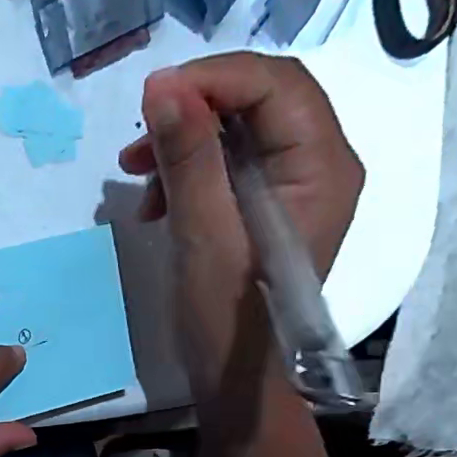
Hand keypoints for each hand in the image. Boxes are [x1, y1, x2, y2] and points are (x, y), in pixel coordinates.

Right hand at [119, 53, 364, 369]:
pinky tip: (152, 202)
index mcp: (322, 164)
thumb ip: (188, 156)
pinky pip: (226, 166)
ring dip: (182, 142)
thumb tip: (162, 86)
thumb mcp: (203, 232)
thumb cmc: (226, 313)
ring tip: (134, 173)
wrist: (233, 377)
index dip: (213, 79)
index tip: (151, 98)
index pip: (276, 84)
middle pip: (259, 101)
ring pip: (237, 132)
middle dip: (193, 110)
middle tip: (138, 138)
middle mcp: (318, 164)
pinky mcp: (263, 208)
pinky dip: (185, 172)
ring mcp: (292, 187)